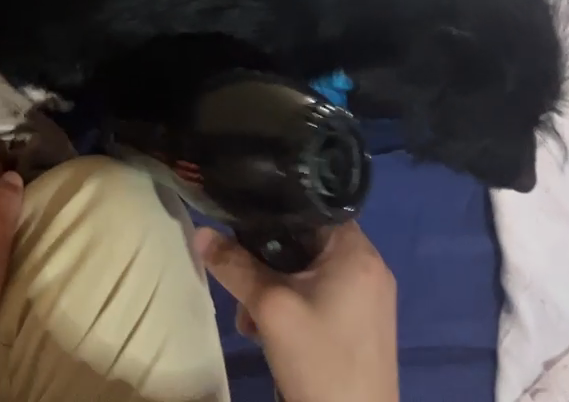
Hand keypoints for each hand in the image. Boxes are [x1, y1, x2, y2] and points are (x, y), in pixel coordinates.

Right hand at [193, 223, 397, 401]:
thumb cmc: (319, 361)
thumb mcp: (269, 307)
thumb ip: (235, 265)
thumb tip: (200, 232)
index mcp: (356, 252)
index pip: (309, 207)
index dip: (272, 210)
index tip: (238, 220)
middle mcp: (368, 267)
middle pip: (304, 241)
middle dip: (265, 259)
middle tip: (240, 278)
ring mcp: (368, 299)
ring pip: (307, 271)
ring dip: (273, 287)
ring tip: (250, 318)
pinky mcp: (361, 326)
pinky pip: (319, 295)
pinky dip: (292, 305)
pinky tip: (269, 333)